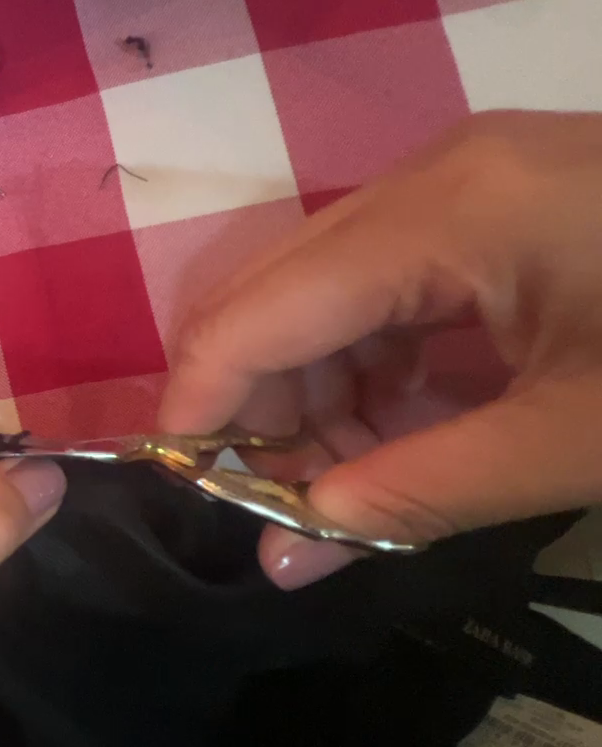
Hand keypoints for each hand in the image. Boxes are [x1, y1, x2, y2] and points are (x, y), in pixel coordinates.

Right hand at [161, 110, 601, 587]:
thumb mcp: (592, 441)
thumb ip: (413, 496)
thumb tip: (277, 564)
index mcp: (439, 215)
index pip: (249, 321)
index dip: (198, 407)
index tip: (184, 486)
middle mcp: (416, 182)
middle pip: (262, 306)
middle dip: (258, 408)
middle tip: (291, 494)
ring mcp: (447, 187)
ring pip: (304, 302)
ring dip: (311, 396)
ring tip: (363, 470)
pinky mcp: (477, 208)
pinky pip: (365, 294)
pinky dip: (364, 369)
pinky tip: (407, 421)